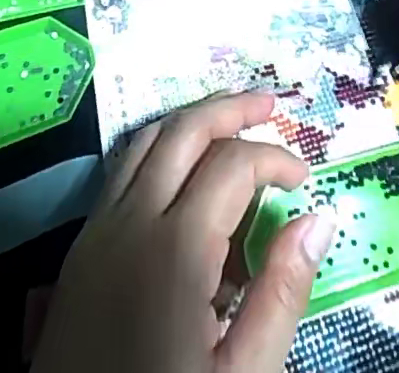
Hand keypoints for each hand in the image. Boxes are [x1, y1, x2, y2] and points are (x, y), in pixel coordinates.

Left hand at [32, 92, 334, 372]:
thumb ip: (282, 292)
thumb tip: (319, 219)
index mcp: (175, 249)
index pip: (234, 164)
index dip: (276, 159)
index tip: (304, 181)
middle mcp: (130, 222)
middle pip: (184, 130)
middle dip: (231, 109)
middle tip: (270, 105)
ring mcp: (96, 232)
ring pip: (147, 141)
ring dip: (193, 121)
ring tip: (232, 122)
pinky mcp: (80, 250)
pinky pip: (123, 171)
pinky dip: (162, 150)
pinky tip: (185, 171)